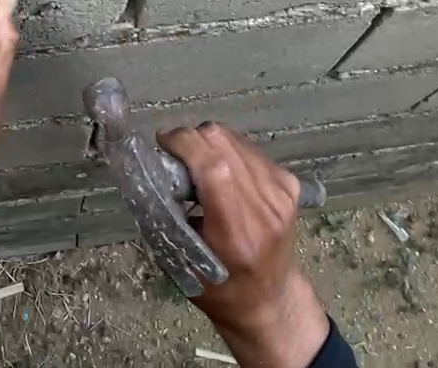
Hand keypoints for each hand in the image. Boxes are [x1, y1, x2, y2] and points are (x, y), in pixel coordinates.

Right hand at [159, 122, 329, 367]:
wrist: (272, 301)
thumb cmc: (219, 289)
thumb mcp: (181, 262)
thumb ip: (166, 216)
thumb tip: (148, 169)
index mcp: (237, 234)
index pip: (214, 168)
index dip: (184, 144)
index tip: (162, 143)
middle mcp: (264, 209)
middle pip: (222, 142)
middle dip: (190, 139)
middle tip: (175, 157)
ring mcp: (281, 194)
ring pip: (233, 137)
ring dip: (207, 142)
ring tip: (198, 166)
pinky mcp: (289, 183)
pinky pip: (247, 146)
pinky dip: (226, 150)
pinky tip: (221, 172)